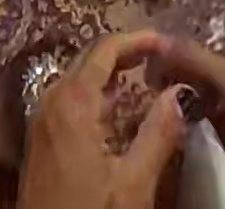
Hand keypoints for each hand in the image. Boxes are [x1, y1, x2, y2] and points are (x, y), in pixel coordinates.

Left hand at [18, 29, 193, 208]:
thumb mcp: (132, 186)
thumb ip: (159, 132)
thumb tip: (183, 91)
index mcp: (73, 100)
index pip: (107, 48)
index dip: (140, 39)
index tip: (169, 42)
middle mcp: (52, 99)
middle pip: (92, 56)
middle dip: (127, 50)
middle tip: (162, 55)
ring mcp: (42, 120)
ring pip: (80, 76)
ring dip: (113, 70)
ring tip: (147, 74)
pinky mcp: (41, 140)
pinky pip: (71, 97)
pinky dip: (98, 91)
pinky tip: (119, 107)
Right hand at [154, 15, 224, 208]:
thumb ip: (196, 57)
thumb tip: (159, 38)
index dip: (208, 4)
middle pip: (211, 43)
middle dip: (185, 38)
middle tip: (153, 29)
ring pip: (201, 70)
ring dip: (179, 66)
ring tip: (149, 56)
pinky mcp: (222, 118)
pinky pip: (197, 96)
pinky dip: (181, 91)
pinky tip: (158, 86)